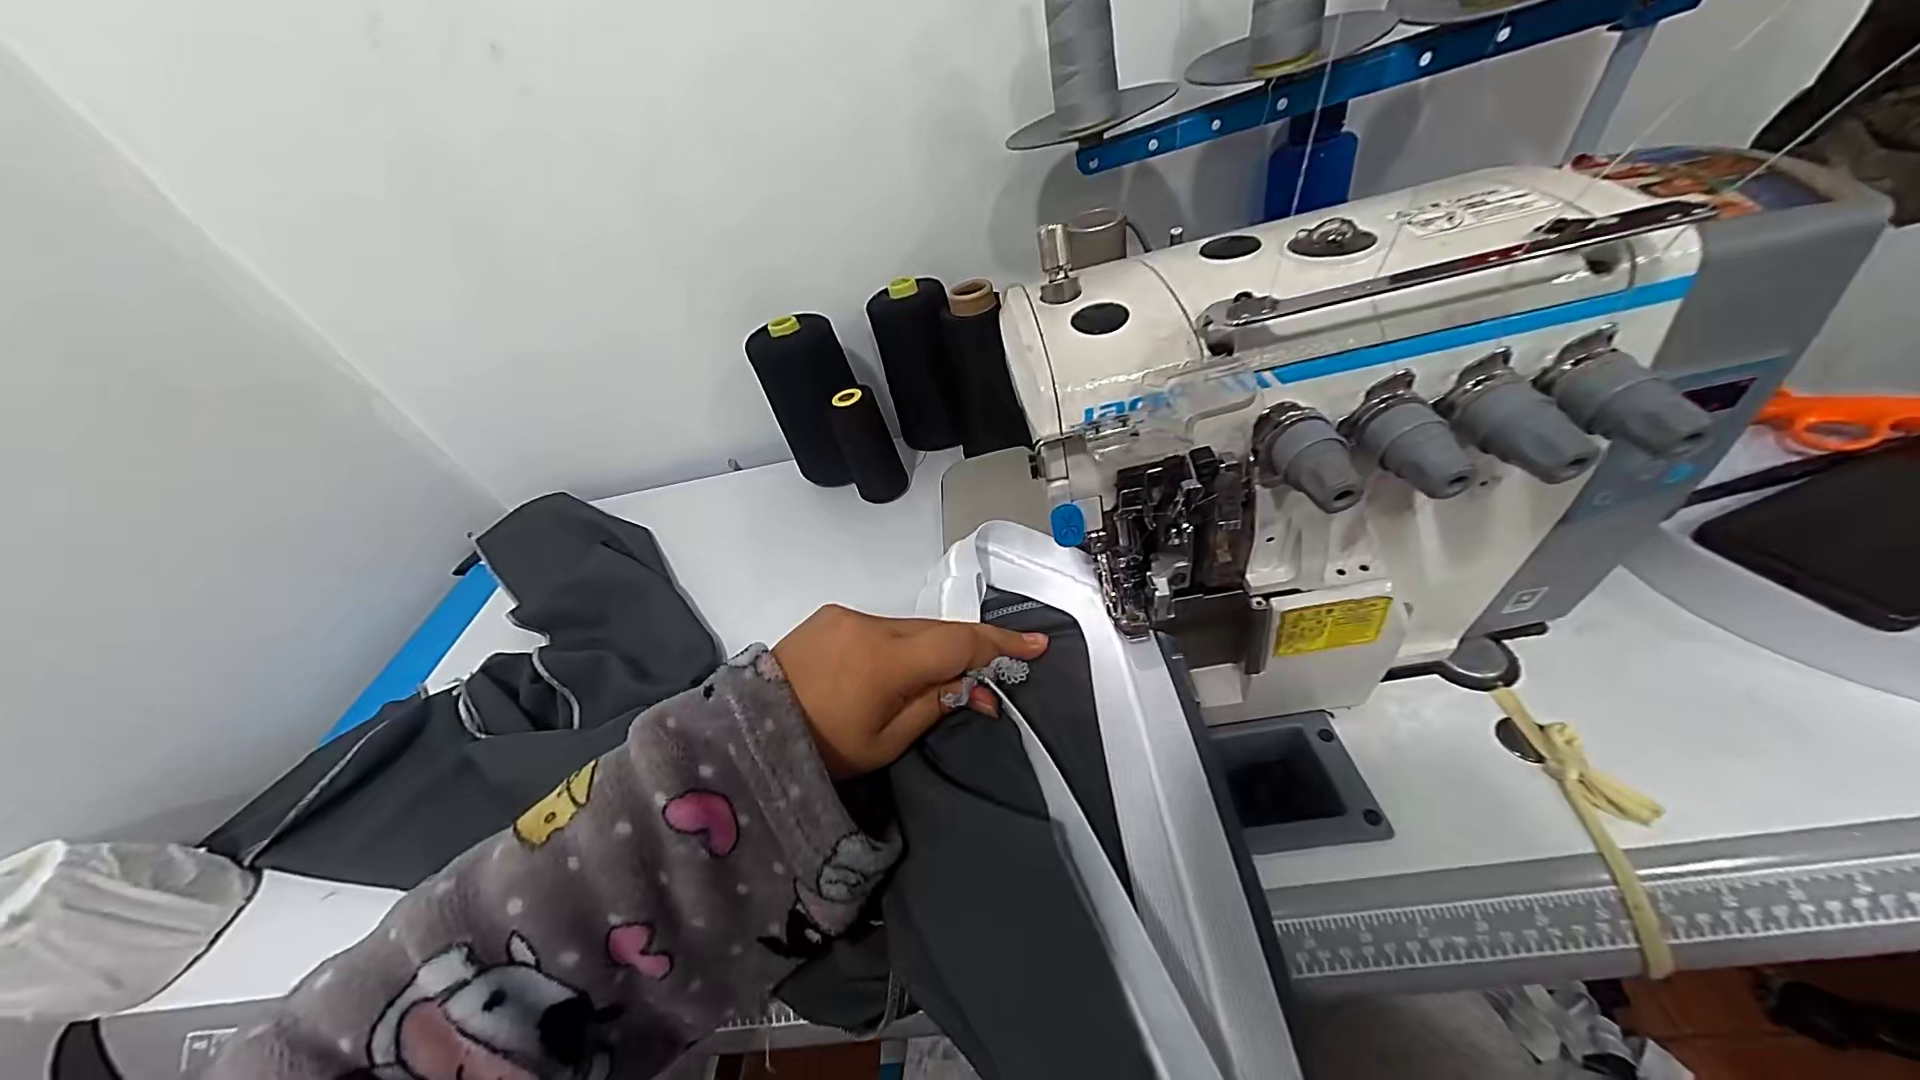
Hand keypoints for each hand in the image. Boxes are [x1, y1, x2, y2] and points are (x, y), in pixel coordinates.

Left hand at [774, 605, 1048, 776]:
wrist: (749, 731)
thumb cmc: (822, 748)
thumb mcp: (885, 742)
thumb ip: (935, 704)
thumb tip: (976, 686)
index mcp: (885, 660)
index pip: (958, 642)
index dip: (1000, 644)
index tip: (1035, 645)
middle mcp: (868, 624)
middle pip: (936, 631)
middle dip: (967, 650)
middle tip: (991, 677)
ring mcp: (845, 616)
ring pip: (910, 627)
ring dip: (931, 649)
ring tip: (940, 681)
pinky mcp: (830, 616)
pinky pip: (883, 626)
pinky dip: (902, 644)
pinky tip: (900, 668)